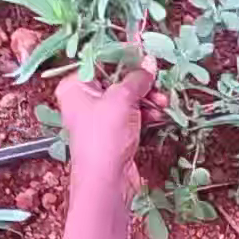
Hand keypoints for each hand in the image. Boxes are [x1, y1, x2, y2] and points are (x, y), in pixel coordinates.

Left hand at [54, 58, 159, 187]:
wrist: (107, 181)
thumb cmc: (105, 136)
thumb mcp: (122, 99)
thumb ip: (137, 79)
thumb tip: (150, 62)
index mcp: (76, 87)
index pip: (101, 62)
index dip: (125, 58)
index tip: (146, 56)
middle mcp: (85, 101)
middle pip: (117, 82)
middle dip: (141, 84)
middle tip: (158, 84)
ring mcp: (101, 120)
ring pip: (128, 101)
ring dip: (148, 100)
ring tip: (163, 103)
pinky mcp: (116, 136)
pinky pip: (133, 118)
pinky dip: (146, 115)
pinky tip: (159, 116)